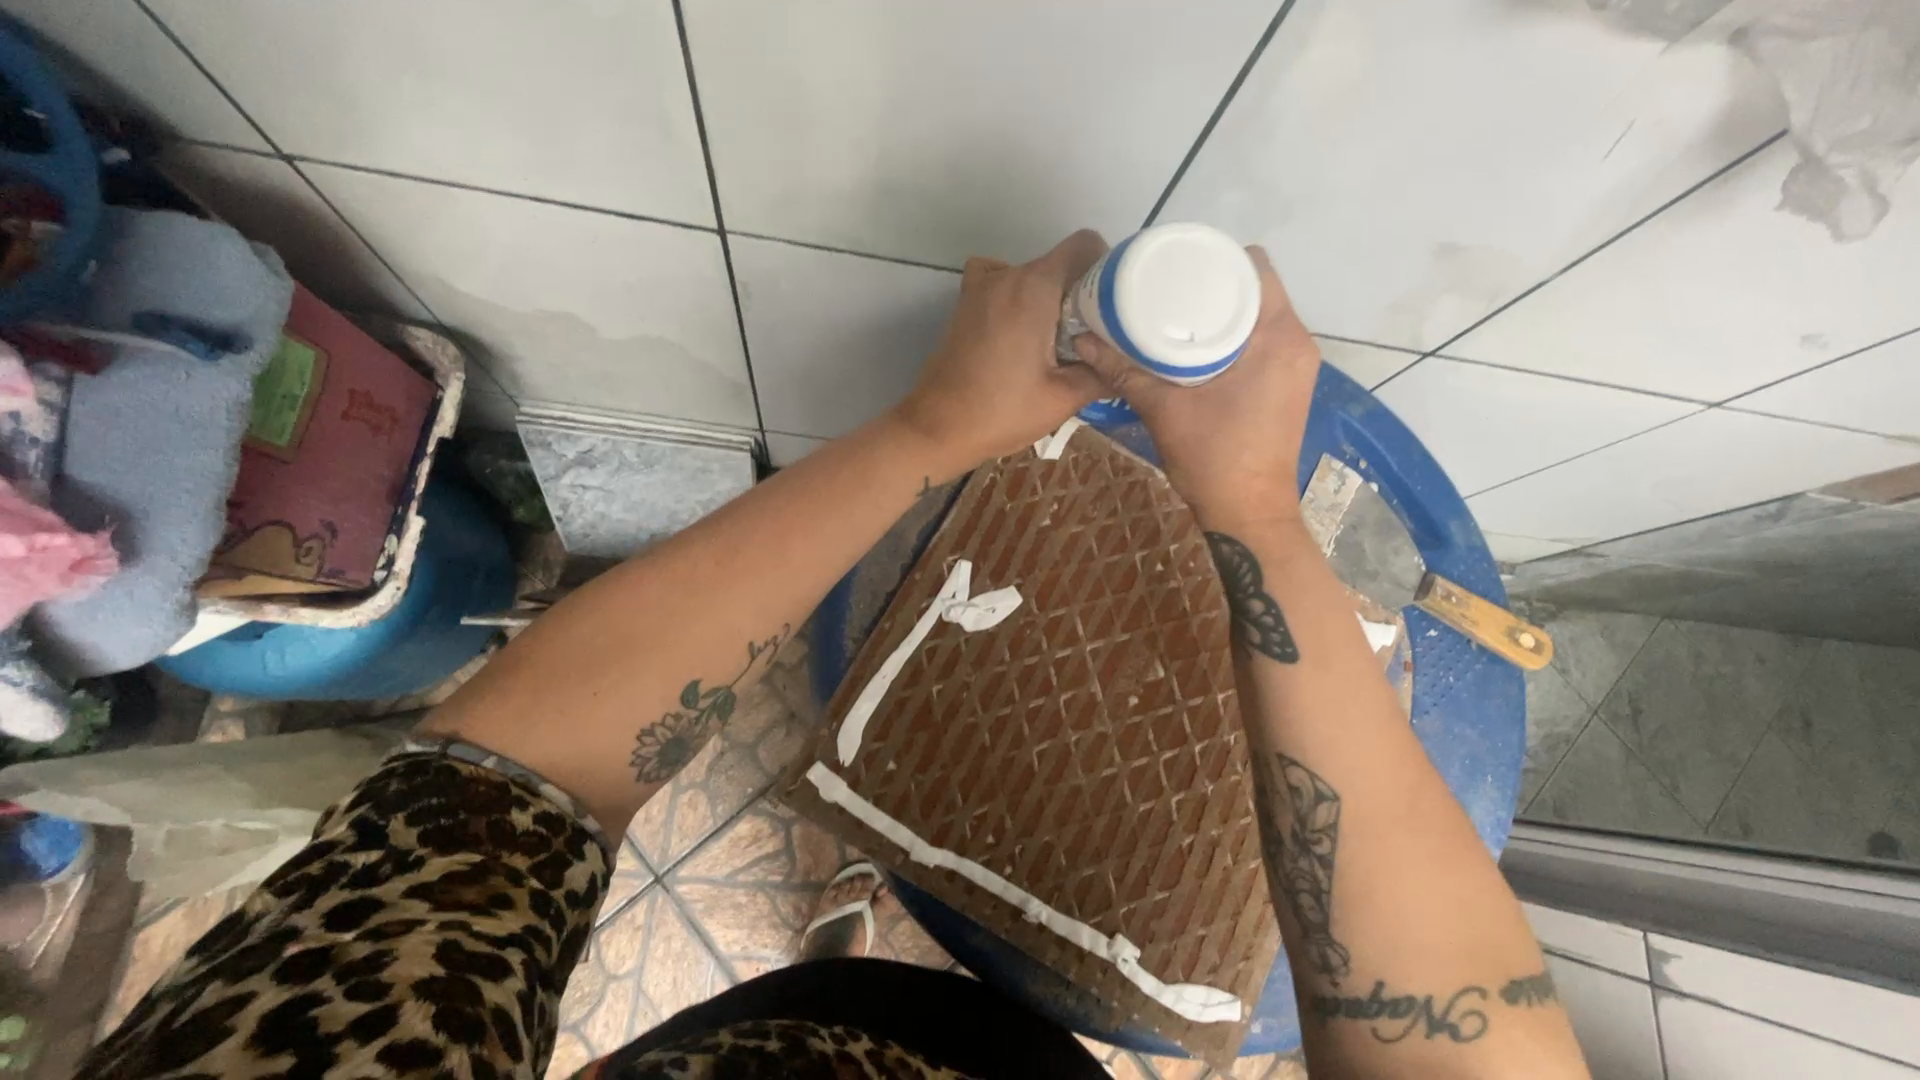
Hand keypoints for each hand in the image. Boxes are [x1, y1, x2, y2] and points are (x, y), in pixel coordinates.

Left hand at [892, 230, 1110, 475]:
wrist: (937, 429)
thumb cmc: (1000, 413)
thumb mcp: (1063, 398)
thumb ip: (1103, 373)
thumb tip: (1130, 363)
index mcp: (1034, 288)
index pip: (1083, 246)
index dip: (1106, 267)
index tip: (1113, 303)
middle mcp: (1006, 276)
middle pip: (1058, 263)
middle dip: (1081, 292)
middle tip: (1095, 335)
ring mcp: (980, 288)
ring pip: (1031, 275)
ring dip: (1050, 298)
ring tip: (1060, 340)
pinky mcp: (965, 304)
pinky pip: (1000, 282)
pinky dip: (1016, 295)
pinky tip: (1023, 328)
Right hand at [1074, 246, 1318, 527]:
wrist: (1248, 514)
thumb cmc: (1214, 459)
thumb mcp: (1163, 409)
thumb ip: (1124, 371)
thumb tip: (1082, 338)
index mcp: (1277, 337)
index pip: (1255, 268)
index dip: (1215, 257)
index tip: (1177, 265)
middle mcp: (1297, 343)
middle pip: (1257, 290)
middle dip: (1212, 284)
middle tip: (1165, 288)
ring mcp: (1296, 366)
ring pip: (1259, 317)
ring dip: (1222, 312)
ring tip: (1176, 313)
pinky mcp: (1287, 386)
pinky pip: (1262, 342)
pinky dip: (1232, 337)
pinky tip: (1195, 346)